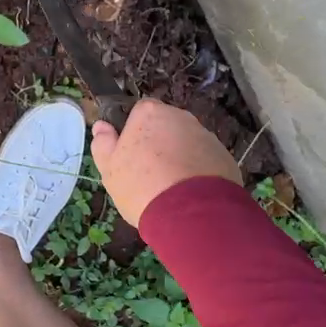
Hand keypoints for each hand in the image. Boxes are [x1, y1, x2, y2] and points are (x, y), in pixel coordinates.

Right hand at [91, 99, 240, 227]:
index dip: (134, 133)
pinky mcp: (224, 157)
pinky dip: (198, 173)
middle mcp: (181, 117)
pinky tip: (191, 195)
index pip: (140, 112)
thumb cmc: (142, 186)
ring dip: (180, 159)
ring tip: (172, 190)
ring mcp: (206, 136)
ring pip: (187, 144)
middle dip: (159, 145)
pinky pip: (205, 161)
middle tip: (149, 175)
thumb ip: (103, 144)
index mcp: (150, 113)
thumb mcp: (110, 169)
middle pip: (165, 127)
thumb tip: (101, 126)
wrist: (191, 214)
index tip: (131, 156)